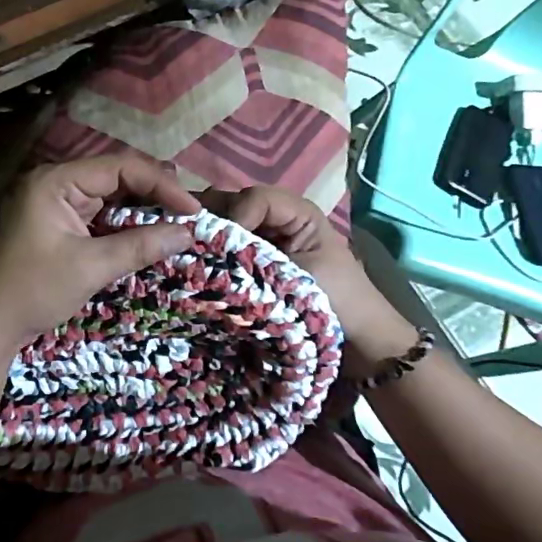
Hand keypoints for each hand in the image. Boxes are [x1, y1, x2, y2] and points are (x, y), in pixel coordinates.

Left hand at [0, 155, 202, 347]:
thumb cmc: (34, 290)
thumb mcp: (91, 267)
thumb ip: (140, 246)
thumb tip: (188, 233)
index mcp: (56, 181)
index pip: (120, 167)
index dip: (161, 185)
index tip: (192, 209)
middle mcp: (56, 183)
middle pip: (117, 177)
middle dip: (155, 194)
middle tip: (190, 214)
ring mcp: (57, 203)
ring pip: (111, 196)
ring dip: (143, 210)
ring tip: (179, 222)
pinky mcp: (59, 223)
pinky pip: (101, 215)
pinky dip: (126, 225)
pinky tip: (150, 234)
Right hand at [201, 186, 412, 364]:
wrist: (360, 344)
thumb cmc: (339, 303)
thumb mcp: (300, 274)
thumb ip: (254, 255)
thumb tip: (202, 247)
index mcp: (297, 212)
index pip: (254, 197)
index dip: (235, 215)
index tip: (220, 245)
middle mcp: (276, 220)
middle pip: (232, 204)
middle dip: (208, 220)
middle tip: (182, 239)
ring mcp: (261, 240)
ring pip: (223, 225)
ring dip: (204, 237)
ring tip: (182, 252)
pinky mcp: (252, 264)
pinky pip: (224, 249)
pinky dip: (207, 254)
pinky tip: (191, 264)